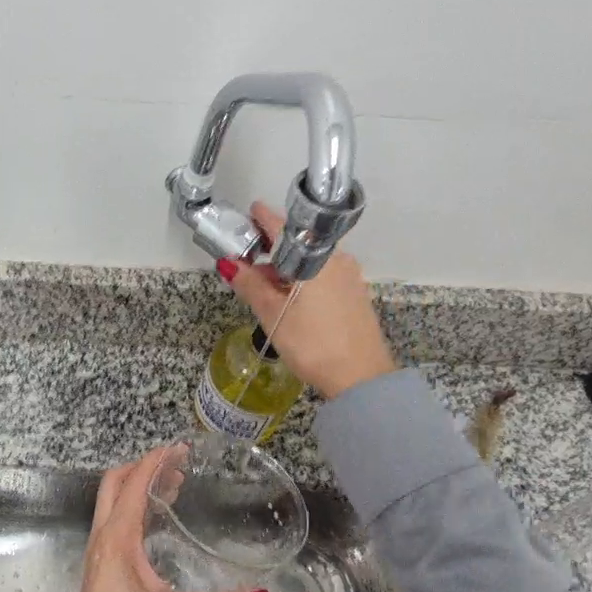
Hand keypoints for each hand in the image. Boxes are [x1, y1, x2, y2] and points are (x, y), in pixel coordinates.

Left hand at [65, 446, 267, 591]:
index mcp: (117, 539)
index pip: (134, 484)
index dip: (155, 461)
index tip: (179, 448)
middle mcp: (103, 537)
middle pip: (115, 484)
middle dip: (143, 467)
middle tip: (178, 464)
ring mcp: (99, 552)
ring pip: (113, 502)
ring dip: (138, 486)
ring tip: (174, 486)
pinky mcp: (101, 567)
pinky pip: (115, 520)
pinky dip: (135, 507)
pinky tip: (159, 522)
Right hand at [217, 202, 396, 397]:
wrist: (362, 380)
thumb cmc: (314, 343)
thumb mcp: (273, 314)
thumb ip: (250, 285)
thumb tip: (228, 263)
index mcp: (316, 259)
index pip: (284, 228)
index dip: (263, 219)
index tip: (249, 212)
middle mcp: (336, 260)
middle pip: (299, 245)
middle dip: (272, 251)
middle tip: (248, 261)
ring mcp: (349, 278)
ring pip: (310, 262)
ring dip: (286, 269)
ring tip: (263, 287)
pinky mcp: (354, 296)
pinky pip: (323, 276)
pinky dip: (302, 280)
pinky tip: (289, 299)